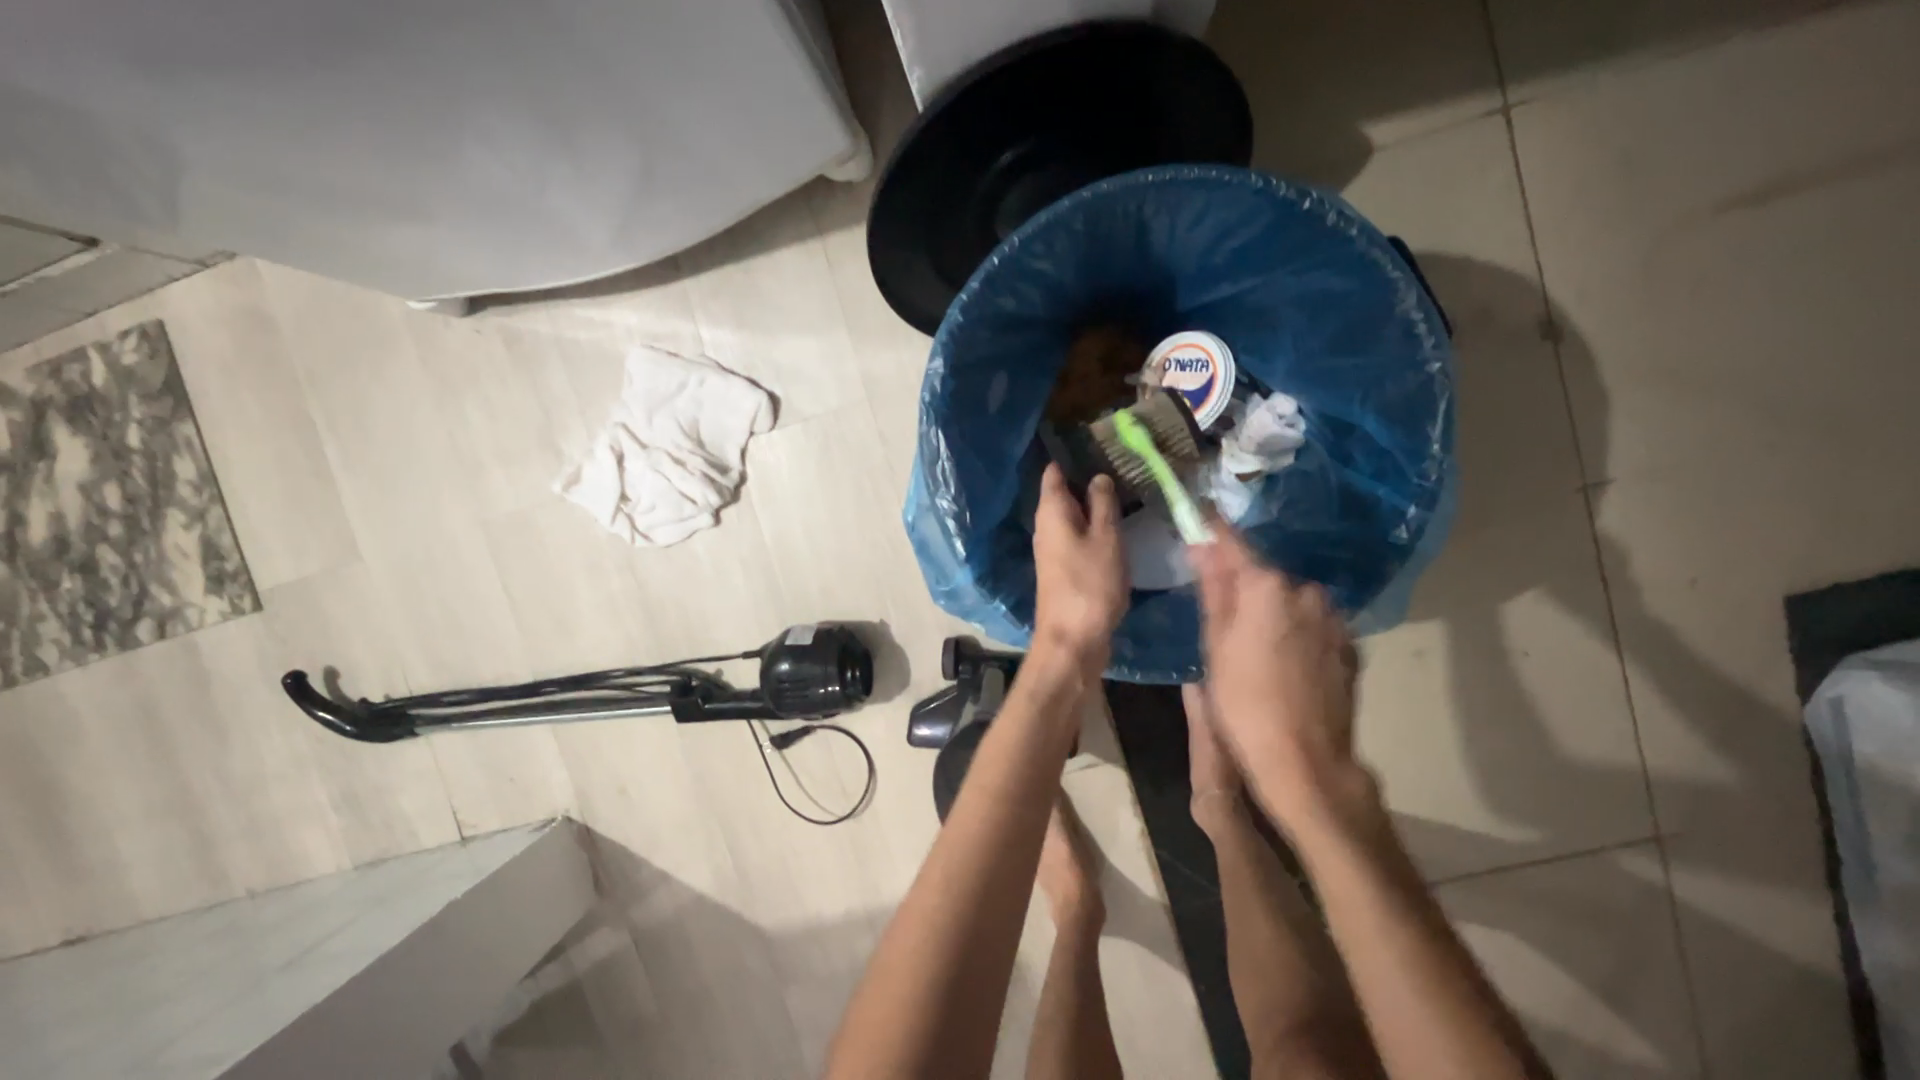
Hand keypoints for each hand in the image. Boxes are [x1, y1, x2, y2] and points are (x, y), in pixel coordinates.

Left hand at [1032, 465, 1126, 666]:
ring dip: (1093, 505)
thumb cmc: (1090, 585)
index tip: (1098, 441)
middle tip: (1122, 463)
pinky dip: (1094, 528)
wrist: (1073, 641)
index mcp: (1051, 512)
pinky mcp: (1063, 569)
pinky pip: (1077, 537)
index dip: (1073, 455)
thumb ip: (1103, 504)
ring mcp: (1053, 549)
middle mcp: (1045, 527)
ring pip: (1072, 516)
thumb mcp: (1106, 538)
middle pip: (1062, 493)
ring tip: (1125, 490)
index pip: (1054, 472)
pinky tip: (1117, 526)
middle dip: (1086, 478)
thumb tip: (1097, 476)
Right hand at [1189, 525, 1365, 819]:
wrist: (1304, 759)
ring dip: (1273, 612)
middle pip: (1265, 577)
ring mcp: (1333, 618)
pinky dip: (1297, 633)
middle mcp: (1306, 591)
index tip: (1200, 517)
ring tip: (1255, 649)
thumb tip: (1202, 545)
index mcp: (1266, 586)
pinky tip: (1284, 664)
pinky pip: (1314, 625)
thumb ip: (1213, 589)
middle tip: (1222, 619)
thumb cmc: (1243, 703)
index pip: (1234, 544)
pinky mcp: (1350, 644)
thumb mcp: (1214, 645)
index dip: (1214, 532)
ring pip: (1291, 602)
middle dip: (1244, 588)